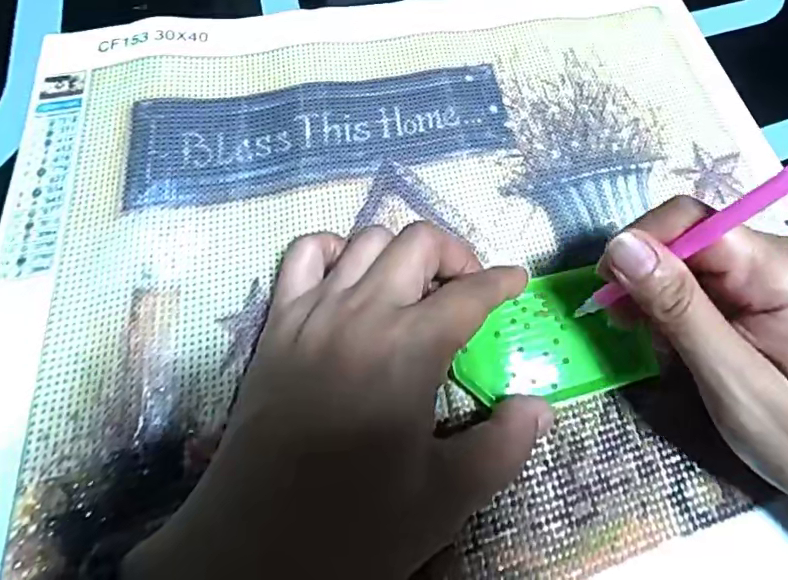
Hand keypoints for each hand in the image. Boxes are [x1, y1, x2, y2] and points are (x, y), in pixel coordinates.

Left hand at [125, 223, 552, 579]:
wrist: (248, 553)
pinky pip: (304, 254)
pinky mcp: (277, 323)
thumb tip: (539, 408)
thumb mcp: (443, 499)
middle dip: (455, 256)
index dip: (503, 281)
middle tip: (465, 292)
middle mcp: (364, 312)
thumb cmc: (352, 525)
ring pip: (369, 239)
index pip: (471, 293)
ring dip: (400, 254)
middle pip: (420, 242)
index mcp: (409, 347)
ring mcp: (315, 311)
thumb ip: (503, 447)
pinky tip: (349, 280)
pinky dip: (333, 251)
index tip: (517, 281)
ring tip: (412, 289)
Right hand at [601, 198, 787, 579]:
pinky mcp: (762, 294)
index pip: (699, 221)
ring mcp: (771, 274)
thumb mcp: (735, 382)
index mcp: (781, 268)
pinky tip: (672, 341)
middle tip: (621, 321)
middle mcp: (776, 256)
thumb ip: (679, 310)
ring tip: (647, 339)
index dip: (647, 241)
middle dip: (649, 270)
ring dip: (660, 293)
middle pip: (693, 234)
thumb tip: (621, 245)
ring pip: (693, 258)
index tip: (609, 288)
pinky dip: (678, 308)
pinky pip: (706, 282)